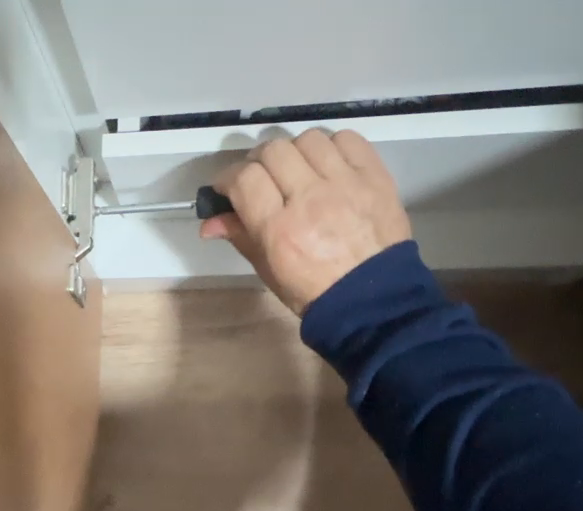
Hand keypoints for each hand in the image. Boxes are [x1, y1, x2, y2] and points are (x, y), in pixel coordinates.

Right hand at [200, 130, 412, 315]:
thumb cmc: (312, 291)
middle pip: (273, 151)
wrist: (370, 299)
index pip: (245, 179)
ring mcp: (345, 183)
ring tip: (296, 170)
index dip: (228, 178)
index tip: (226, 186)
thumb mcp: (269, 271)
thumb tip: (208, 222)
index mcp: (280, 230)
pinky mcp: (373, 176)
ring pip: (308, 139)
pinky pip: (347, 139)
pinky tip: (327, 165)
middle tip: (260, 178)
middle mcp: (310, 199)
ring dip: (295, 151)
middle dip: (258, 161)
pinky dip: (331, 146)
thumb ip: (241, 237)